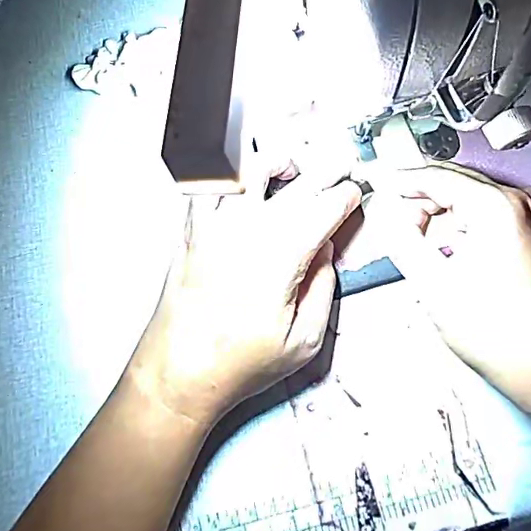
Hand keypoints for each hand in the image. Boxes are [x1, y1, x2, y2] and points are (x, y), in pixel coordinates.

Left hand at [124, 164, 362, 427]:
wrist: (179, 367)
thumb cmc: (233, 361)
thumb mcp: (303, 341)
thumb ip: (323, 288)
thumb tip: (326, 255)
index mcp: (281, 254)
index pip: (324, 206)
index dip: (344, 195)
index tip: (351, 194)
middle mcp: (246, 229)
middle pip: (294, 181)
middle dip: (323, 171)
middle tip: (335, 170)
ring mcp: (214, 223)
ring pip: (248, 169)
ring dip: (275, 163)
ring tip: (288, 170)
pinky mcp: (191, 227)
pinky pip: (212, 184)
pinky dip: (231, 175)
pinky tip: (242, 185)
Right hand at [385, 165, 530, 424]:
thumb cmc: (500, 333)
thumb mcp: (432, 283)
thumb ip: (400, 237)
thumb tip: (383, 211)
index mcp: (496, 207)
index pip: (436, 176)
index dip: (400, 181)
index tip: (377, 186)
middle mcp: (522, 202)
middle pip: (455, 180)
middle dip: (420, 195)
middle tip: (393, 217)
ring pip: (473, 194)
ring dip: (442, 208)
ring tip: (418, 235)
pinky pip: (492, 210)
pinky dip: (466, 219)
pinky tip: (450, 244)